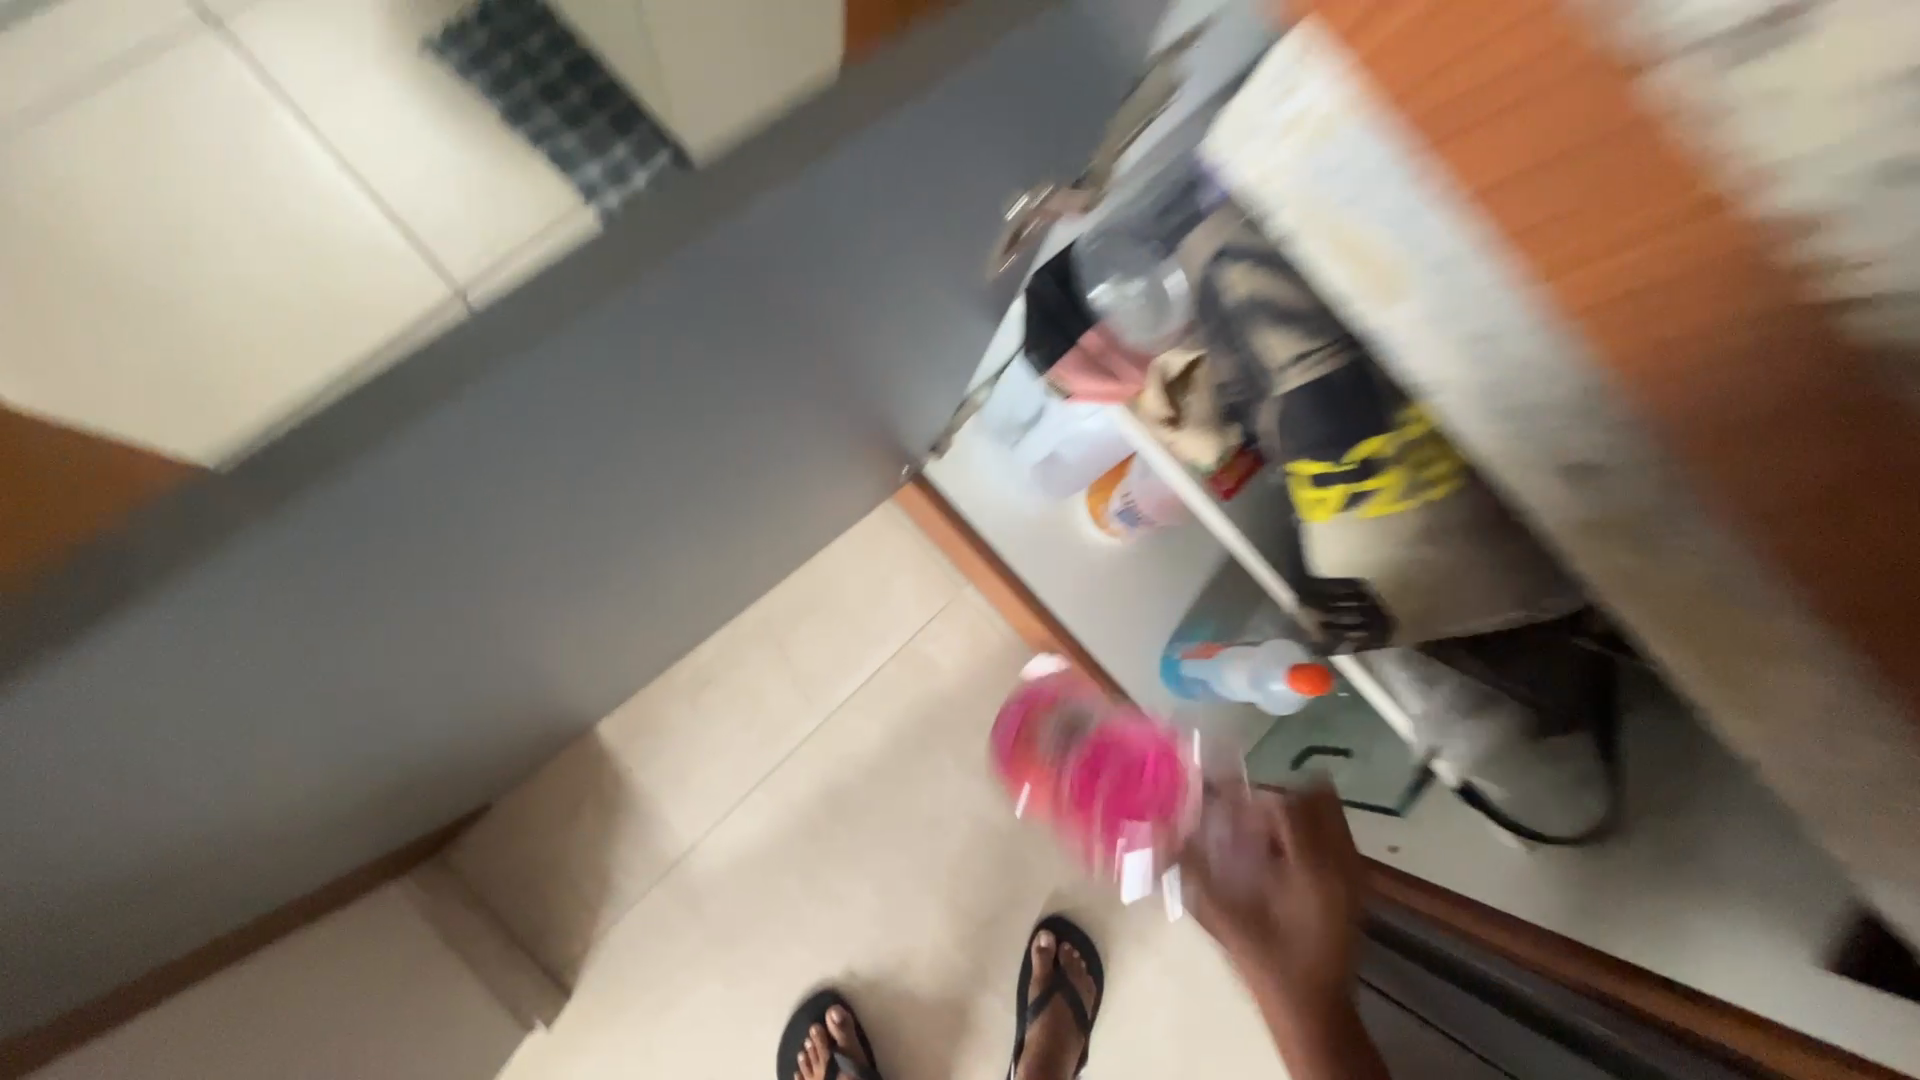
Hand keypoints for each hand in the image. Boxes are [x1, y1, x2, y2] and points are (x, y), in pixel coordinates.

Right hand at [1180, 783, 1364, 1013]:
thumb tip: (1161, 832)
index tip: (1227, 808)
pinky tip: (1285, 856)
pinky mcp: (1357, 885)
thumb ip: (1193, 870)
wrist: (1314, 1011)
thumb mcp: (1224, 917)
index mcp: (1309, 868)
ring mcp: (1354, 874)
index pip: (1284, 805)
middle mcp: (1339, 862)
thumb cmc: (1267, 963)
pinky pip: (1338, 836)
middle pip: (1315, 798)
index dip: (1251, 800)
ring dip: (1297, 812)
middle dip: (1278, 799)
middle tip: (1249, 818)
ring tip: (1266, 833)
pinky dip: (1312, 830)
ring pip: (1331, 813)